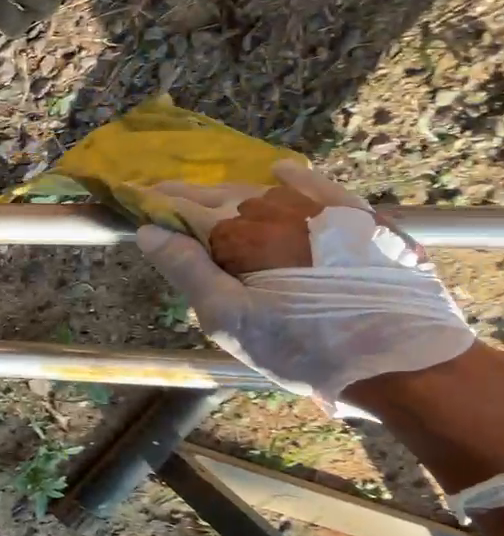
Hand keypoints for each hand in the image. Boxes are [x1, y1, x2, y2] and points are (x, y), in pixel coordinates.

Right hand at [135, 160, 474, 410]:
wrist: (402, 362)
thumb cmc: (299, 345)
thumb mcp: (227, 316)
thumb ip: (187, 269)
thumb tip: (148, 230)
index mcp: (242, 236)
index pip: (187, 209)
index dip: (158, 203)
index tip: (132, 195)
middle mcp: (281, 213)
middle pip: (224, 196)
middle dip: (190, 196)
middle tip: (161, 196)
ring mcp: (327, 214)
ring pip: (267, 192)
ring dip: (233, 193)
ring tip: (208, 197)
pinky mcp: (364, 222)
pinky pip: (324, 187)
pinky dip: (298, 178)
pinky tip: (281, 173)